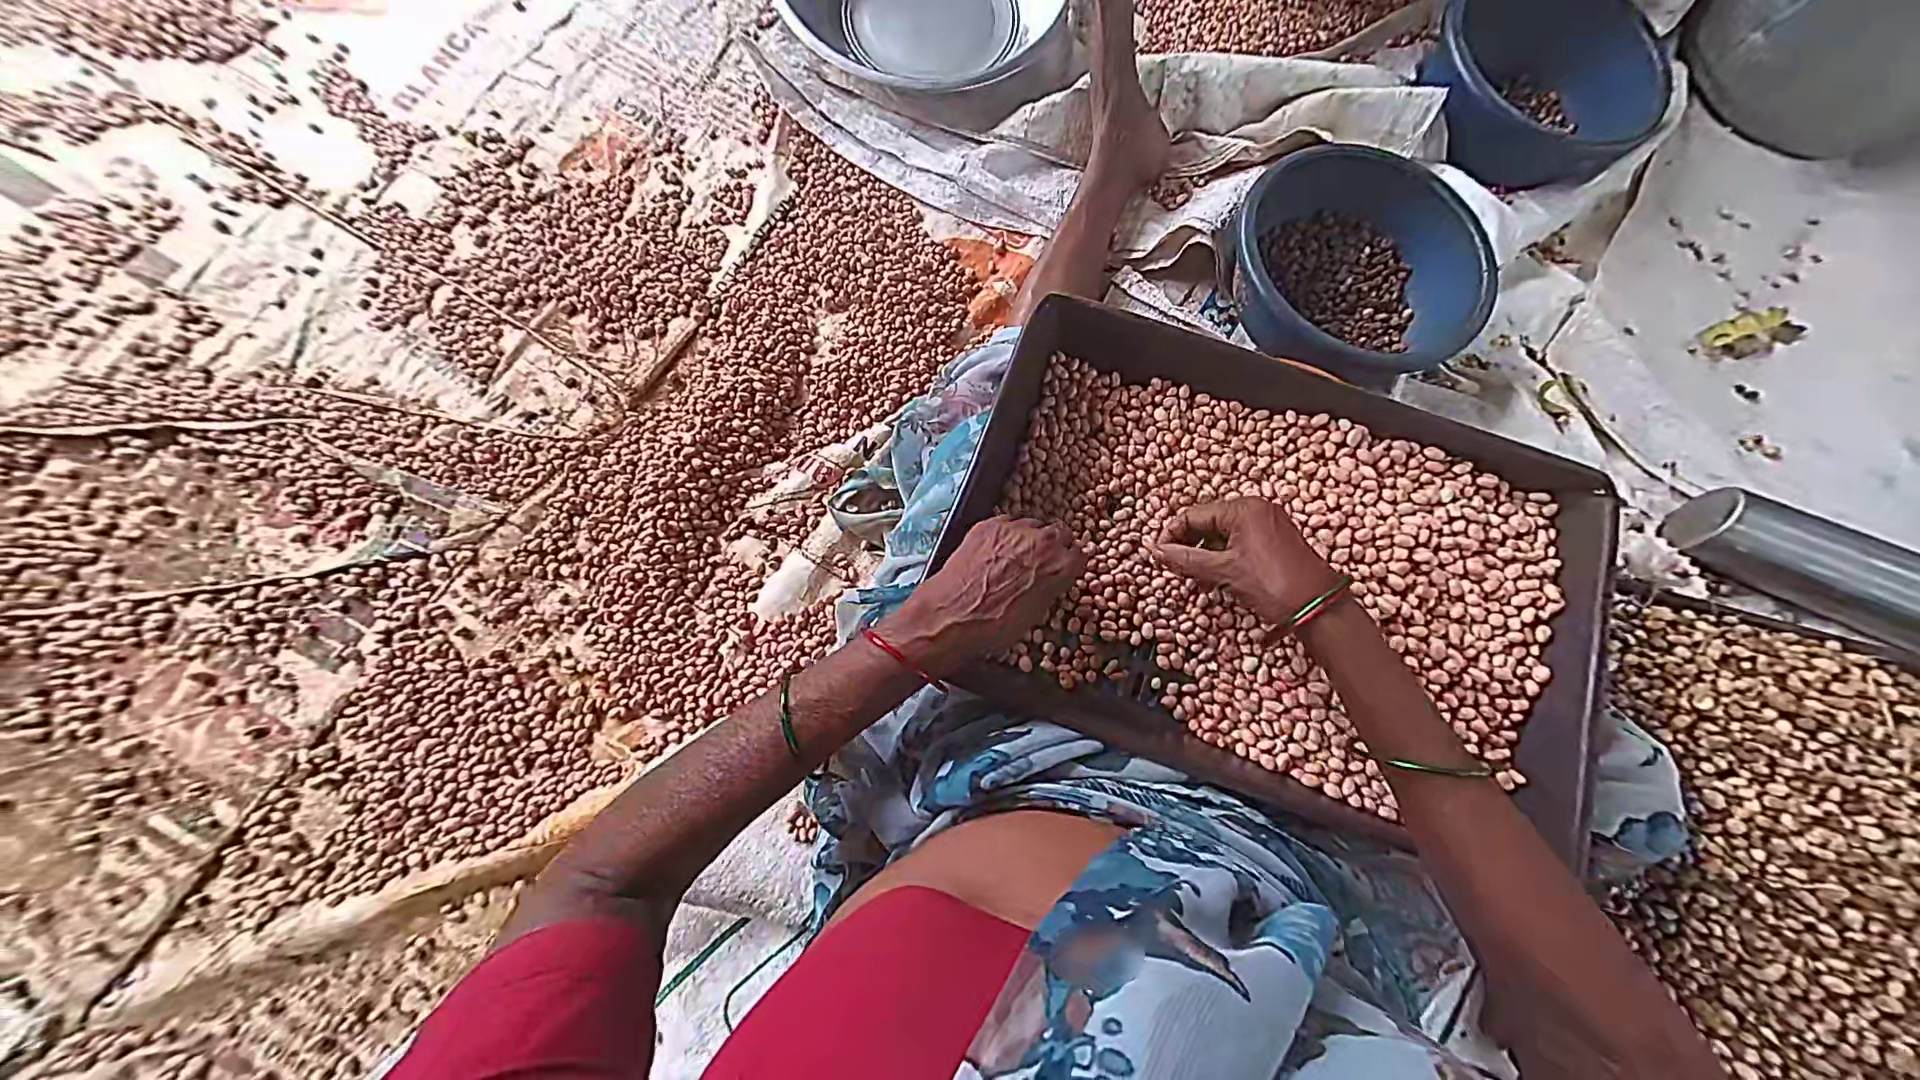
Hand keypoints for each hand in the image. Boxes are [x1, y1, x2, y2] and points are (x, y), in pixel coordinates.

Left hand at [878, 516, 1085, 676]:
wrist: (952, 615)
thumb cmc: (994, 626)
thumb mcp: (1035, 615)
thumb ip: (1049, 588)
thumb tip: (1048, 580)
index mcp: (1061, 566)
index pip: (1078, 554)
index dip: (1068, 563)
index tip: (1061, 568)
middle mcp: (1043, 541)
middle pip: (1059, 533)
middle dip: (1052, 546)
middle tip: (1039, 561)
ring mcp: (1014, 529)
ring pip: (1032, 525)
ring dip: (1028, 538)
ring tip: (1013, 557)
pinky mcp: (989, 524)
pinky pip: (1006, 523)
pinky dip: (1004, 534)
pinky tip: (994, 552)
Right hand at [1151, 498, 1339, 624]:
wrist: (1319, 608)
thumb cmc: (1275, 585)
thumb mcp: (1223, 571)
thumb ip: (1185, 559)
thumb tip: (1157, 551)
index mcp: (1243, 509)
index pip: (1192, 516)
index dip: (1170, 536)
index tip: (1158, 556)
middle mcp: (1256, 510)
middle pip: (1206, 524)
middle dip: (1187, 547)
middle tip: (1173, 569)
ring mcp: (1266, 525)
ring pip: (1220, 536)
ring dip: (1203, 556)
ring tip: (1193, 578)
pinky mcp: (1273, 542)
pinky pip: (1237, 544)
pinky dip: (1221, 559)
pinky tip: (1213, 579)